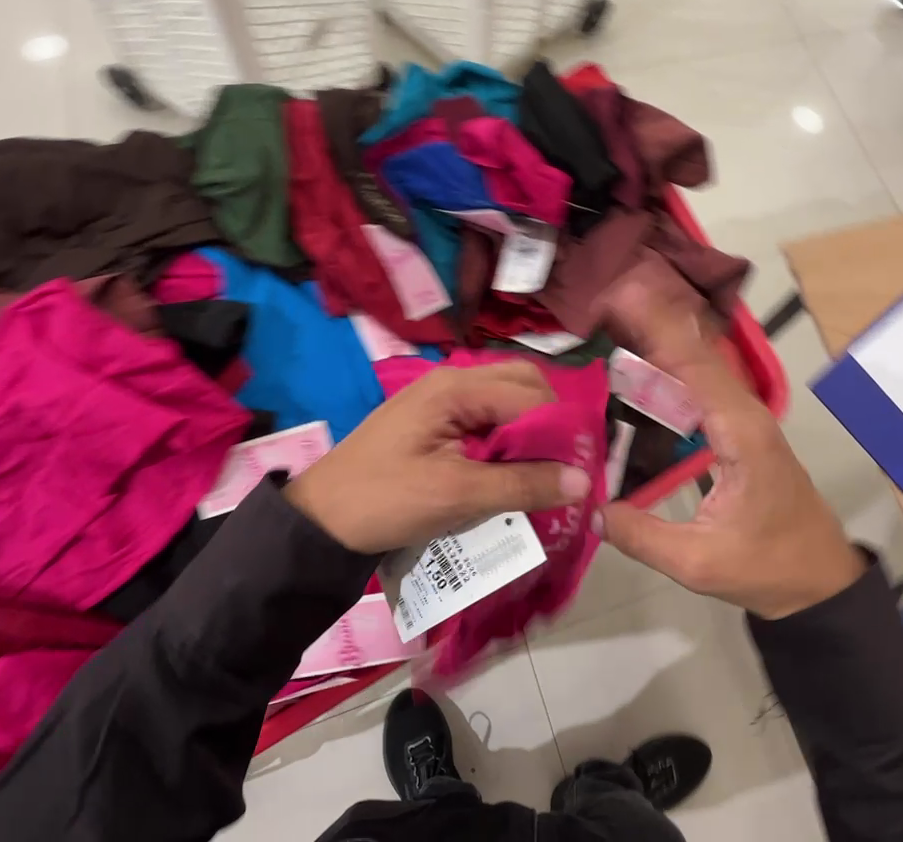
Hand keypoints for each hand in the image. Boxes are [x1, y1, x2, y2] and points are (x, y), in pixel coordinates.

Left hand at [284, 362, 592, 554]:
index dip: (562, 430)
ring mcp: (442, 399)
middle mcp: (453, 381)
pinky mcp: (436, 421)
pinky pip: (487, 418)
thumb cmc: (386, 501)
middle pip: (524, 386)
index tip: (581, 469)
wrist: (320, 521)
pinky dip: (507, 439)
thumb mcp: (457, 495)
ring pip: (507, 401)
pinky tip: (512, 471)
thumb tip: (582, 481)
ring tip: (542, 472)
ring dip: (529, 431)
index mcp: (457, 389)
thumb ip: (521, 485)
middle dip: (550, 423)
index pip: (532, 395)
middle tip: (562, 468)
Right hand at [596, 268, 866, 619]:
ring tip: (615, 317)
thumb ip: (642, 536)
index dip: (657, 328)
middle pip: (695, 354)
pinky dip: (671, 369)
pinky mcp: (740, 431)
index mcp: (740, 433)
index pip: (694, 366)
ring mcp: (745, 420)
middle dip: (652, 322)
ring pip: (700, 367)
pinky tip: (641, 365)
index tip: (620, 295)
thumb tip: (591, 508)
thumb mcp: (699, 563)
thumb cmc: (768, 567)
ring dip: (661, 340)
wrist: (820, 580)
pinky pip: (702, 388)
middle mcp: (745, 414)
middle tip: (605, 297)